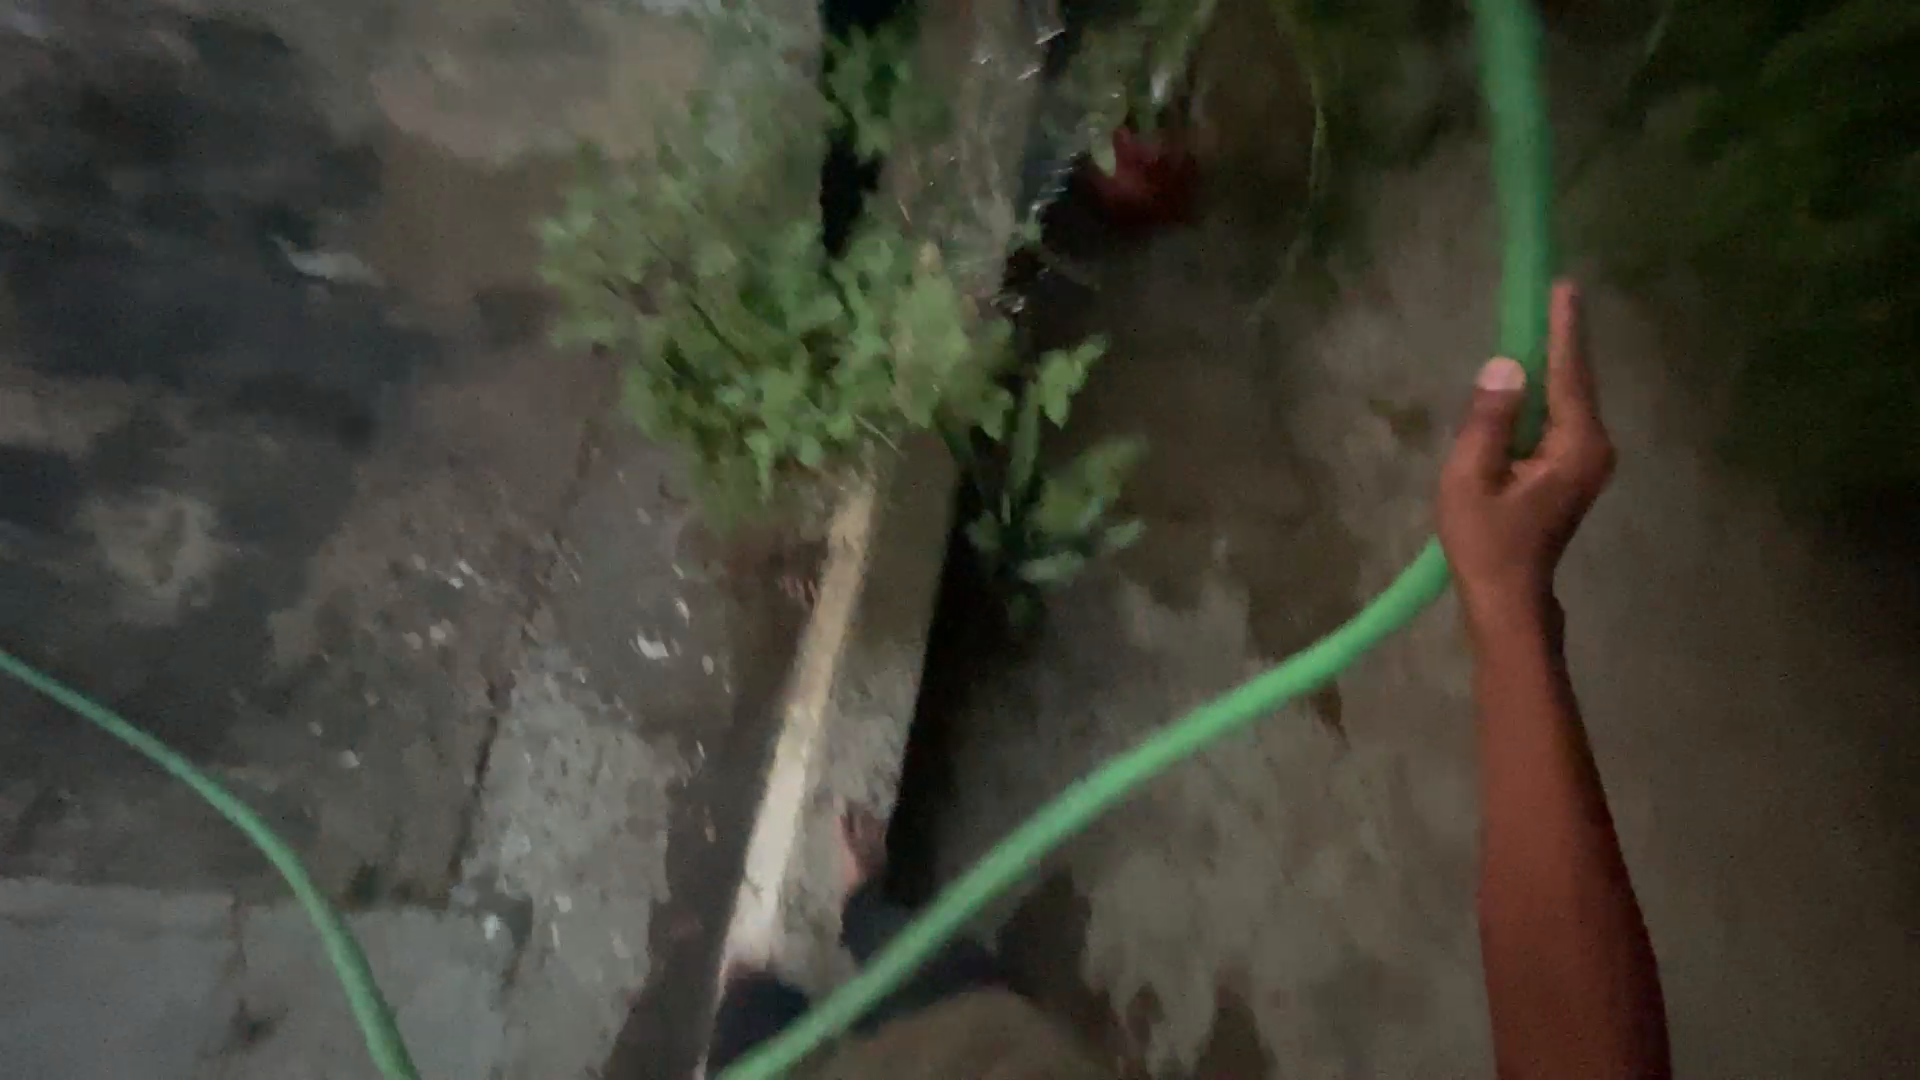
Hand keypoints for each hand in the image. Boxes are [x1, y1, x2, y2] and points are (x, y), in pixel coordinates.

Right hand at [1437, 281, 1614, 623]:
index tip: (1563, 287)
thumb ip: (1488, 420)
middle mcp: (1594, 447)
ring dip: (1544, 374)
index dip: (1563, 331)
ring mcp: (1585, 462)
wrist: (1506, 594)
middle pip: (1572, 385)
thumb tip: (1503, 366)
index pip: (1569, 375)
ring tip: (1527, 337)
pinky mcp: (1570, 473)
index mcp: (1576, 445)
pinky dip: (1537, 403)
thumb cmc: (1484, 540)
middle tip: (1542, 304)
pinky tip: (1519, 393)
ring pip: (1563, 405)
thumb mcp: (1470, 478)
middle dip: (1555, 345)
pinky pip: (1555, 424)